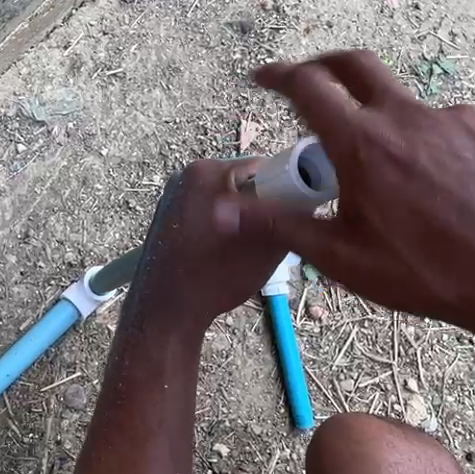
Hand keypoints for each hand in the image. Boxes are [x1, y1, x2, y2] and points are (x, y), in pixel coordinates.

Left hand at [125, 159, 289, 330]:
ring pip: (226, 198)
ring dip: (242, 217)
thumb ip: (292, 213)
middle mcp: (186, 174)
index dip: (286, 189)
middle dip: (262, 204)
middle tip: (273, 235)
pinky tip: (225, 252)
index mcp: (208, 171)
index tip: (294, 215)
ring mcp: (173, 195)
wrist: (168, 307)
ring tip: (248, 248)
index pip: (265, 166)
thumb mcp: (268, 242)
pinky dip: (222, 225)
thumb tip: (307, 198)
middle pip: (243, 181)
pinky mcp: (166, 216)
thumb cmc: (218, 274)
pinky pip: (207, 211)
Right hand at [215, 51, 474, 352]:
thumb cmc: (431, 276)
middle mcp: (408, 117)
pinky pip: (448, 126)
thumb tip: (218, 211)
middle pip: (355, 64)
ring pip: (405, 108)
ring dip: (382, 126)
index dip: (277, 76)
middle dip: (322, 66)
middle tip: (306, 83)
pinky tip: (440, 189)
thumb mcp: (343, 259)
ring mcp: (458, 118)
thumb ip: (277, 225)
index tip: (261, 79)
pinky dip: (427, 144)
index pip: (307, 87)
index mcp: (364, 144)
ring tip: (389, 180)